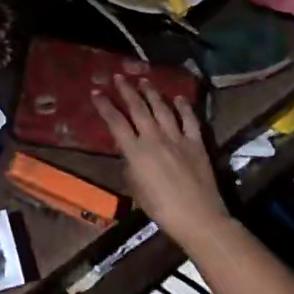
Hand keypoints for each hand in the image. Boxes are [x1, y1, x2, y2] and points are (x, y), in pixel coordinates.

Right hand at [93, 73, 228, 241]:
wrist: (197, 217)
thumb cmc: (160, 208)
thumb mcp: (135, 188)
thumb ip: (130, 165)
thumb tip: (129, 153)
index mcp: (136, 151)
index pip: (116, 122)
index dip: (105, 106)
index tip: (96, 92)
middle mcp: (155, 138)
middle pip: (138, 109)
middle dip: (127, 91)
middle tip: (119, 77)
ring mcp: (177, 139)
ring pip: (163, 109)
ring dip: (152, 93)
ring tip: (144, 80)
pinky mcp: (196, 143)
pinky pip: (189, 120)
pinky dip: (184, 107)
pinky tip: (178, 98)